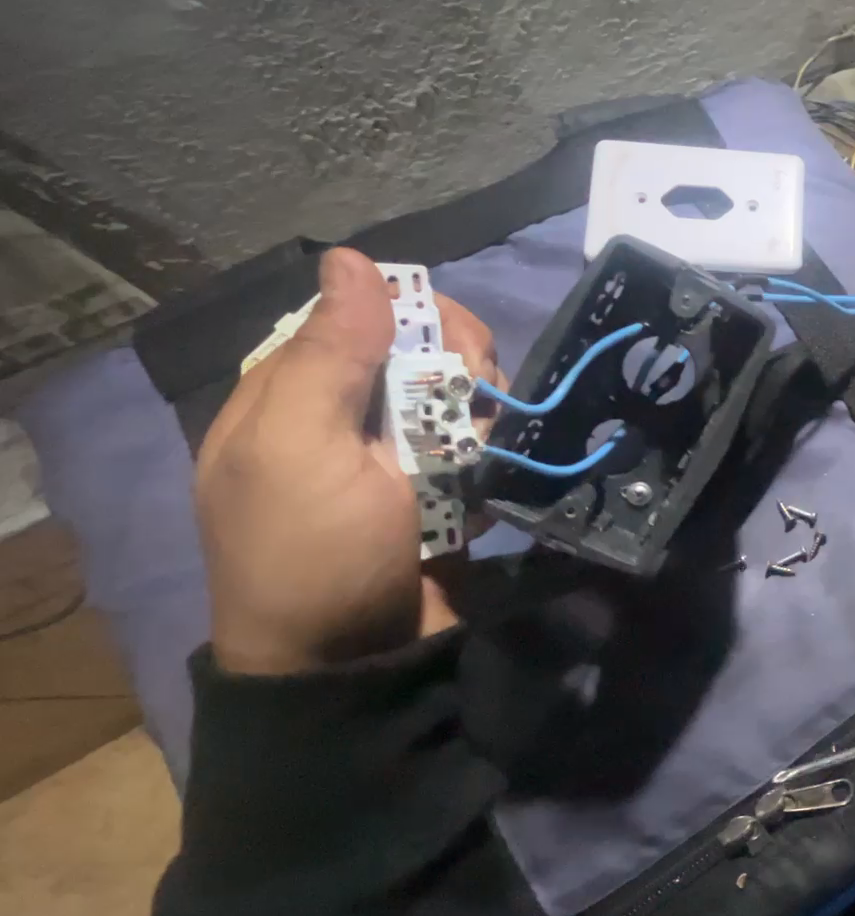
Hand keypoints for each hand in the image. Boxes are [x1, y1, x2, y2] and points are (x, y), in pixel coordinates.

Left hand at [194, 248, 504, 674]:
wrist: (354, 659)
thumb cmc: (316, 551)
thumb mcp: (304, 448)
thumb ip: (330, 354)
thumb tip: (351, 256)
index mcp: (297, 392)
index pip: (370, 315)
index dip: (422, 320)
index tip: (456, 353)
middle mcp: (349, 414)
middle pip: (427, 355)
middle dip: (464, 375)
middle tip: (474, 416)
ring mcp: (399, 456)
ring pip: (464, 401)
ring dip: (487, 422)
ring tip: (485, 462)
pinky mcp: (441, 491)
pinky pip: (482, 451)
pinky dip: (495, 461)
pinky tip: (490, 487)